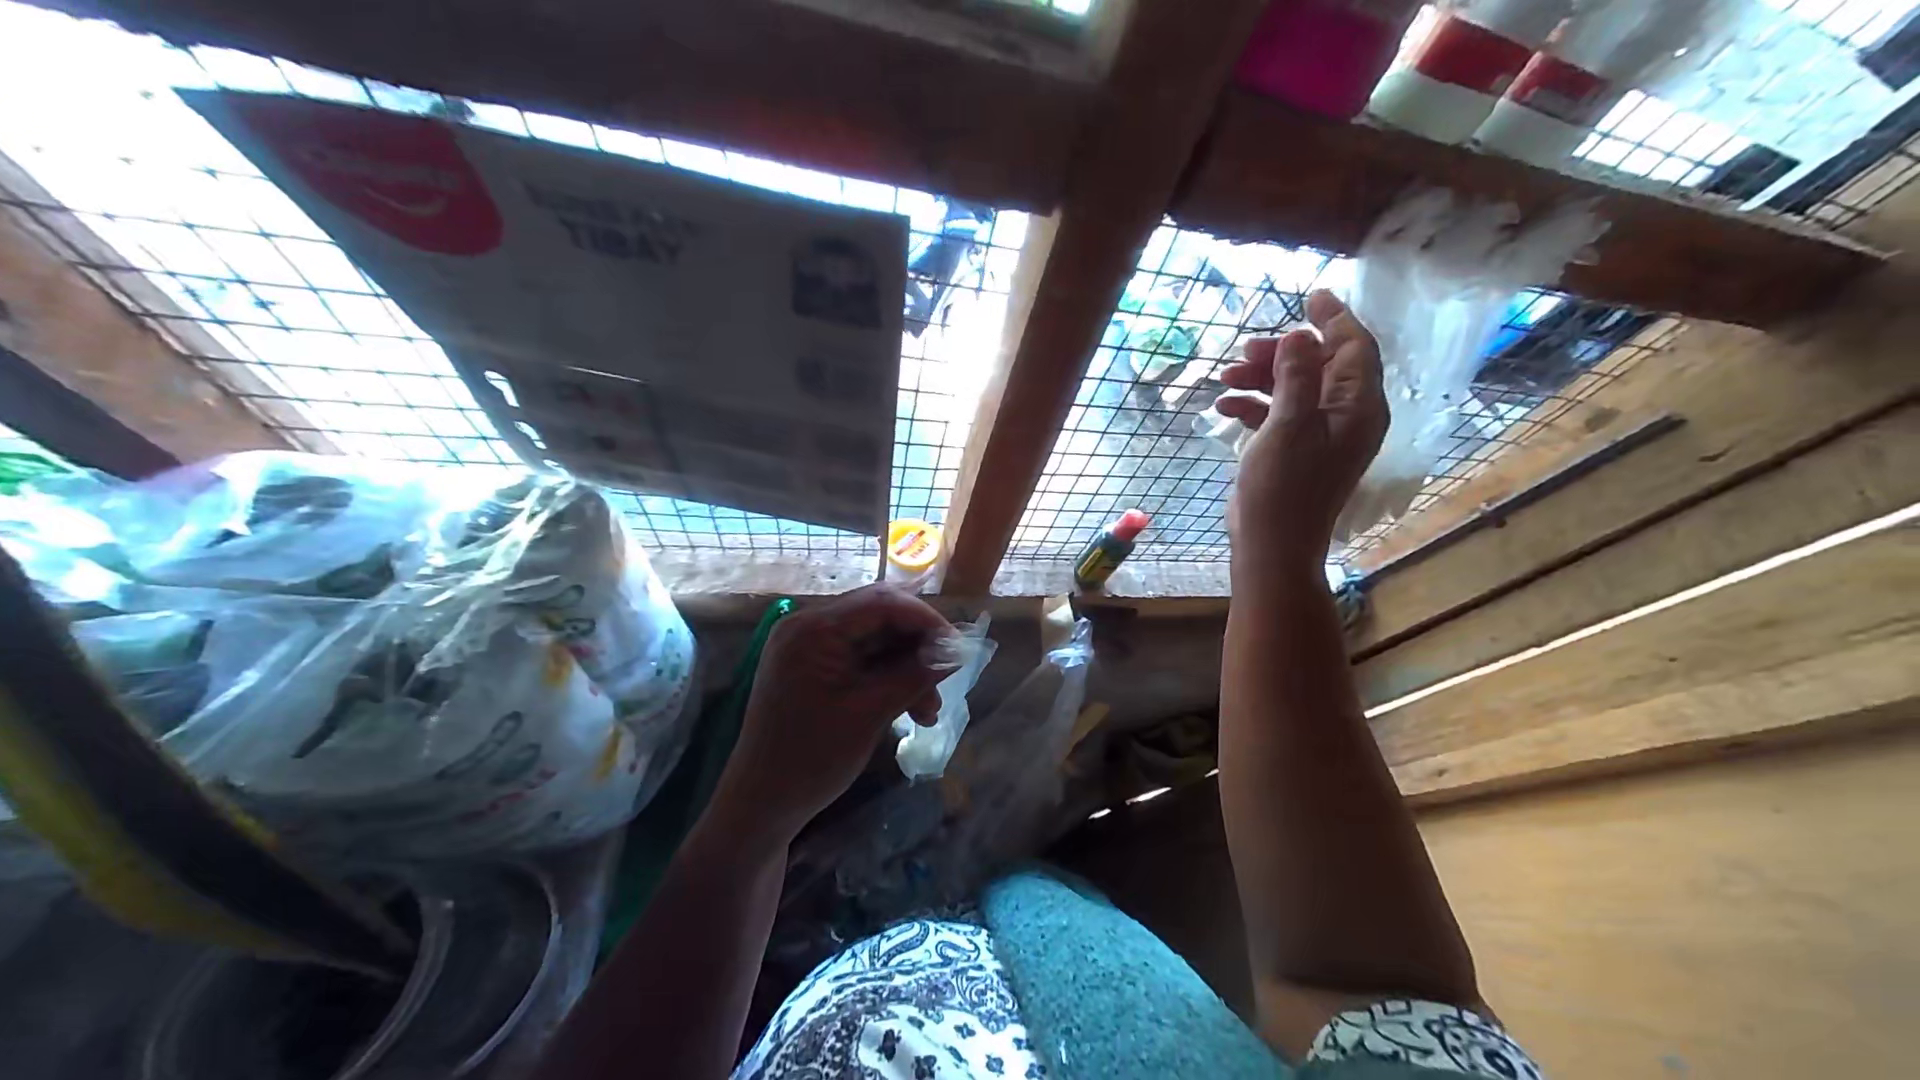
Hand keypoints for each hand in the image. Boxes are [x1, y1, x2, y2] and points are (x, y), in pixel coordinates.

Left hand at [715, 584, 951, 839]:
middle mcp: (809, 626)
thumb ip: (916, 674)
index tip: (960, 649)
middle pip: (880, 618)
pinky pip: (861, 660)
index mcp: (814, 629)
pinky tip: (909, 710)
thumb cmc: (812, 758)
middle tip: (947, 680)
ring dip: (908, 669)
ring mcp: (809, 647)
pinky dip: (888, 680)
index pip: (883, 602)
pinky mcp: (814, 668)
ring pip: (876, 642)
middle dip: (919, 648)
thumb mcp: (871, 713)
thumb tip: (960, 650)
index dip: (927, 620)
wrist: (761, 805)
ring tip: (929, 713)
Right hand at [1217, 290, 1387, 571]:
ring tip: (1225, 377)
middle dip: (1282, 353)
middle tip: (1244, 348)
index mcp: (1358, 407)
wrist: (1271, 544)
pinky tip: (1225, 406)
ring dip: (1261, 378)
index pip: (1355, 348)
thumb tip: (1301, 335)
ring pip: (1295, 389)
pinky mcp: (1296, 452)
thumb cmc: (1283, 486)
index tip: (1313, 293)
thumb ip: (1297, 376)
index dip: (1335, 318)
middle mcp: (1346, 417)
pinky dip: (1254, 405)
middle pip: (1320, 366)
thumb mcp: (1289, 425)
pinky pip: (1279, 414)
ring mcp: (1320, 437)